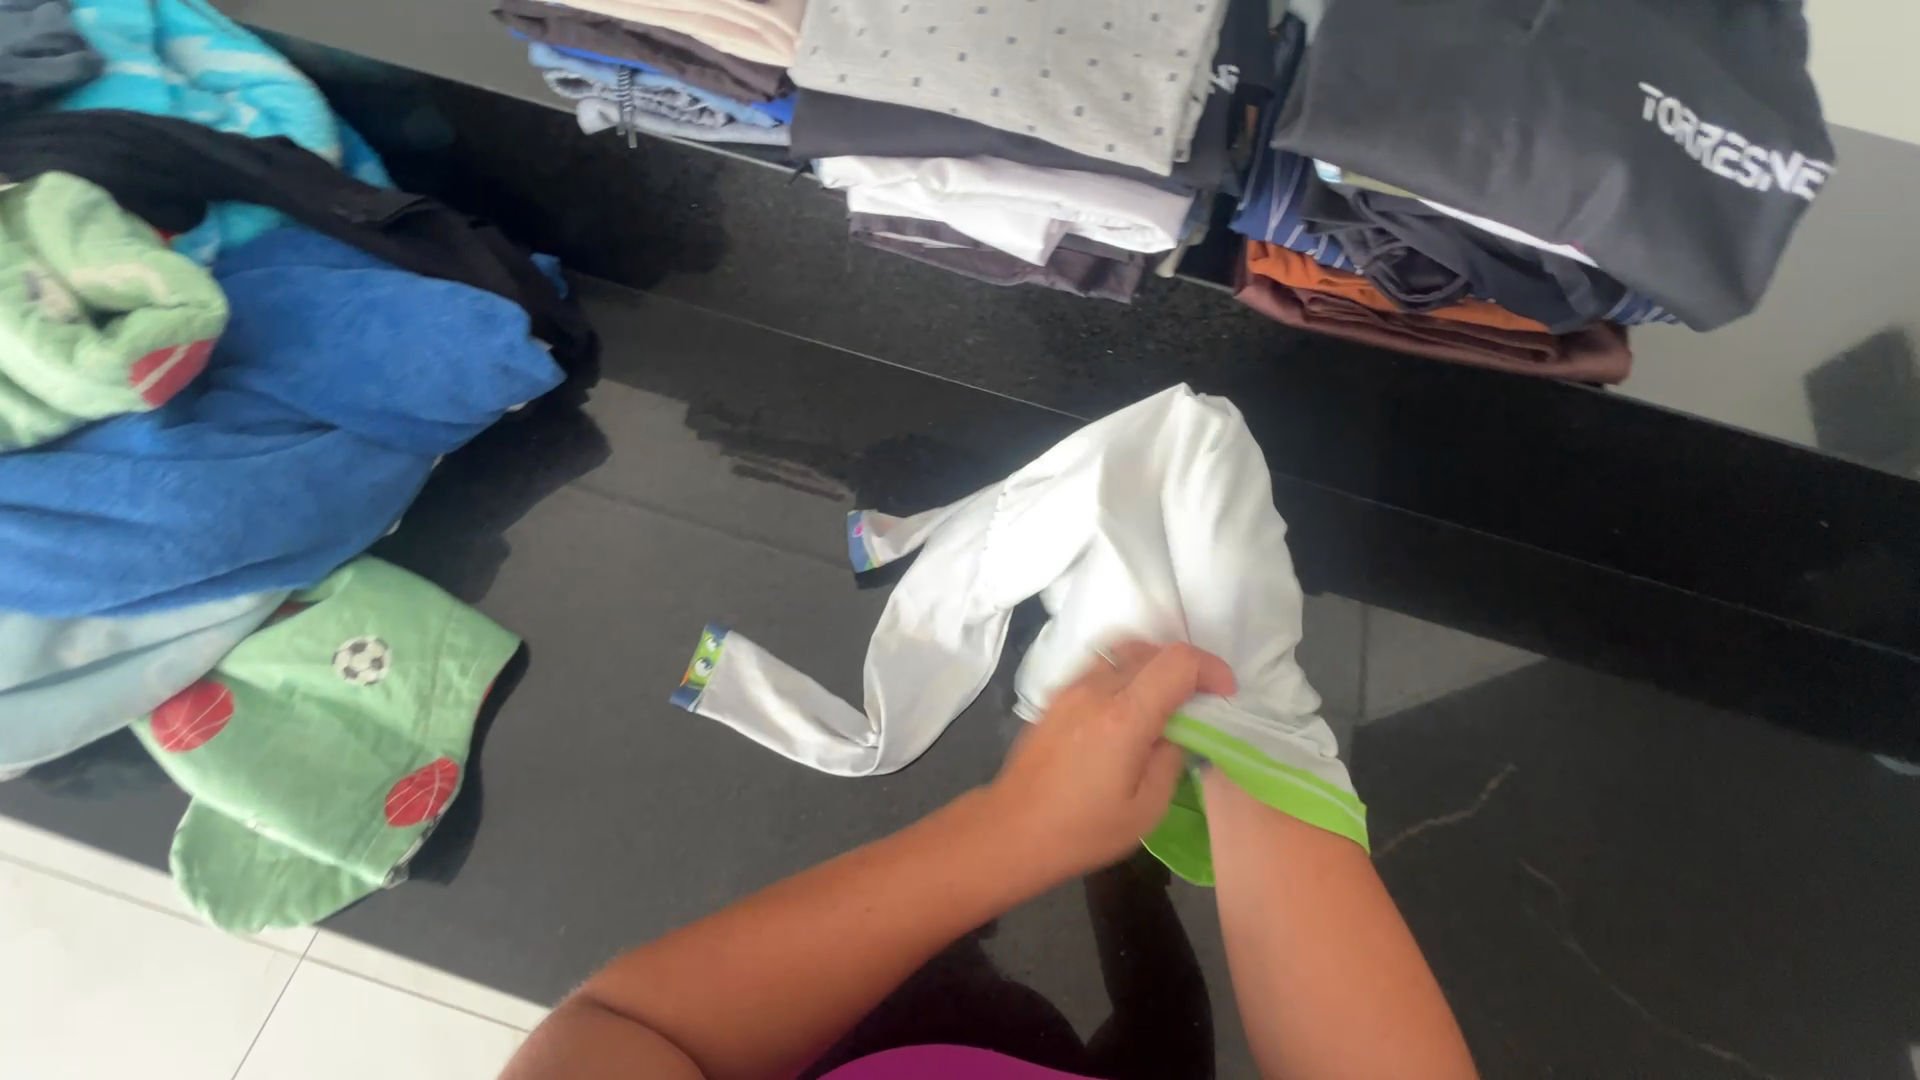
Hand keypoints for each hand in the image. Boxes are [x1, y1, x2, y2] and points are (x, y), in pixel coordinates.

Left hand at [985, 641, 1236, 876]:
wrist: (1012, 828)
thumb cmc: (1083, 829)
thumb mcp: (1146, 807)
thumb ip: (1171, 757)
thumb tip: (1180, 730)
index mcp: (1124, 716)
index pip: (1178, 661)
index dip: (1211, 669)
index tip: (1225, 694)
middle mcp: (1096, 689)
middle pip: (1152, 649)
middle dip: (1186, 667)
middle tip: (1200, 701)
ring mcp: (1070, 687)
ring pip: (1122, 650)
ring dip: (1153, 664)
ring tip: (1166, 700)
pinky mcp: (1055, 695)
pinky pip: (1099, 664)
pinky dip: (1125, 671)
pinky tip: (1129, 707)